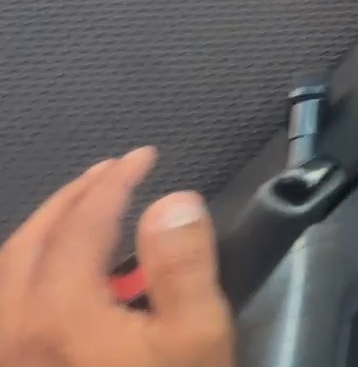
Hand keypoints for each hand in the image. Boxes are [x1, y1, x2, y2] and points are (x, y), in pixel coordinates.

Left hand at [0, 150, 233, 366]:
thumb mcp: (195, 331)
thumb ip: (181, 264)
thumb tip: (170, 199)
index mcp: (58, 315)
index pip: (81, 226)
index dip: (113, 182)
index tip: (147, 154)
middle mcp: (9, 331)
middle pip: (23, 247)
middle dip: (69, 198)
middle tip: (114, 167)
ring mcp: (2, 354)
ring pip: (0, 277)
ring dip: (41, 229)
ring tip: (84, 204)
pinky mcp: (12, 364)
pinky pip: (2, 304)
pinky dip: (25, 269)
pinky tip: (56, 267)